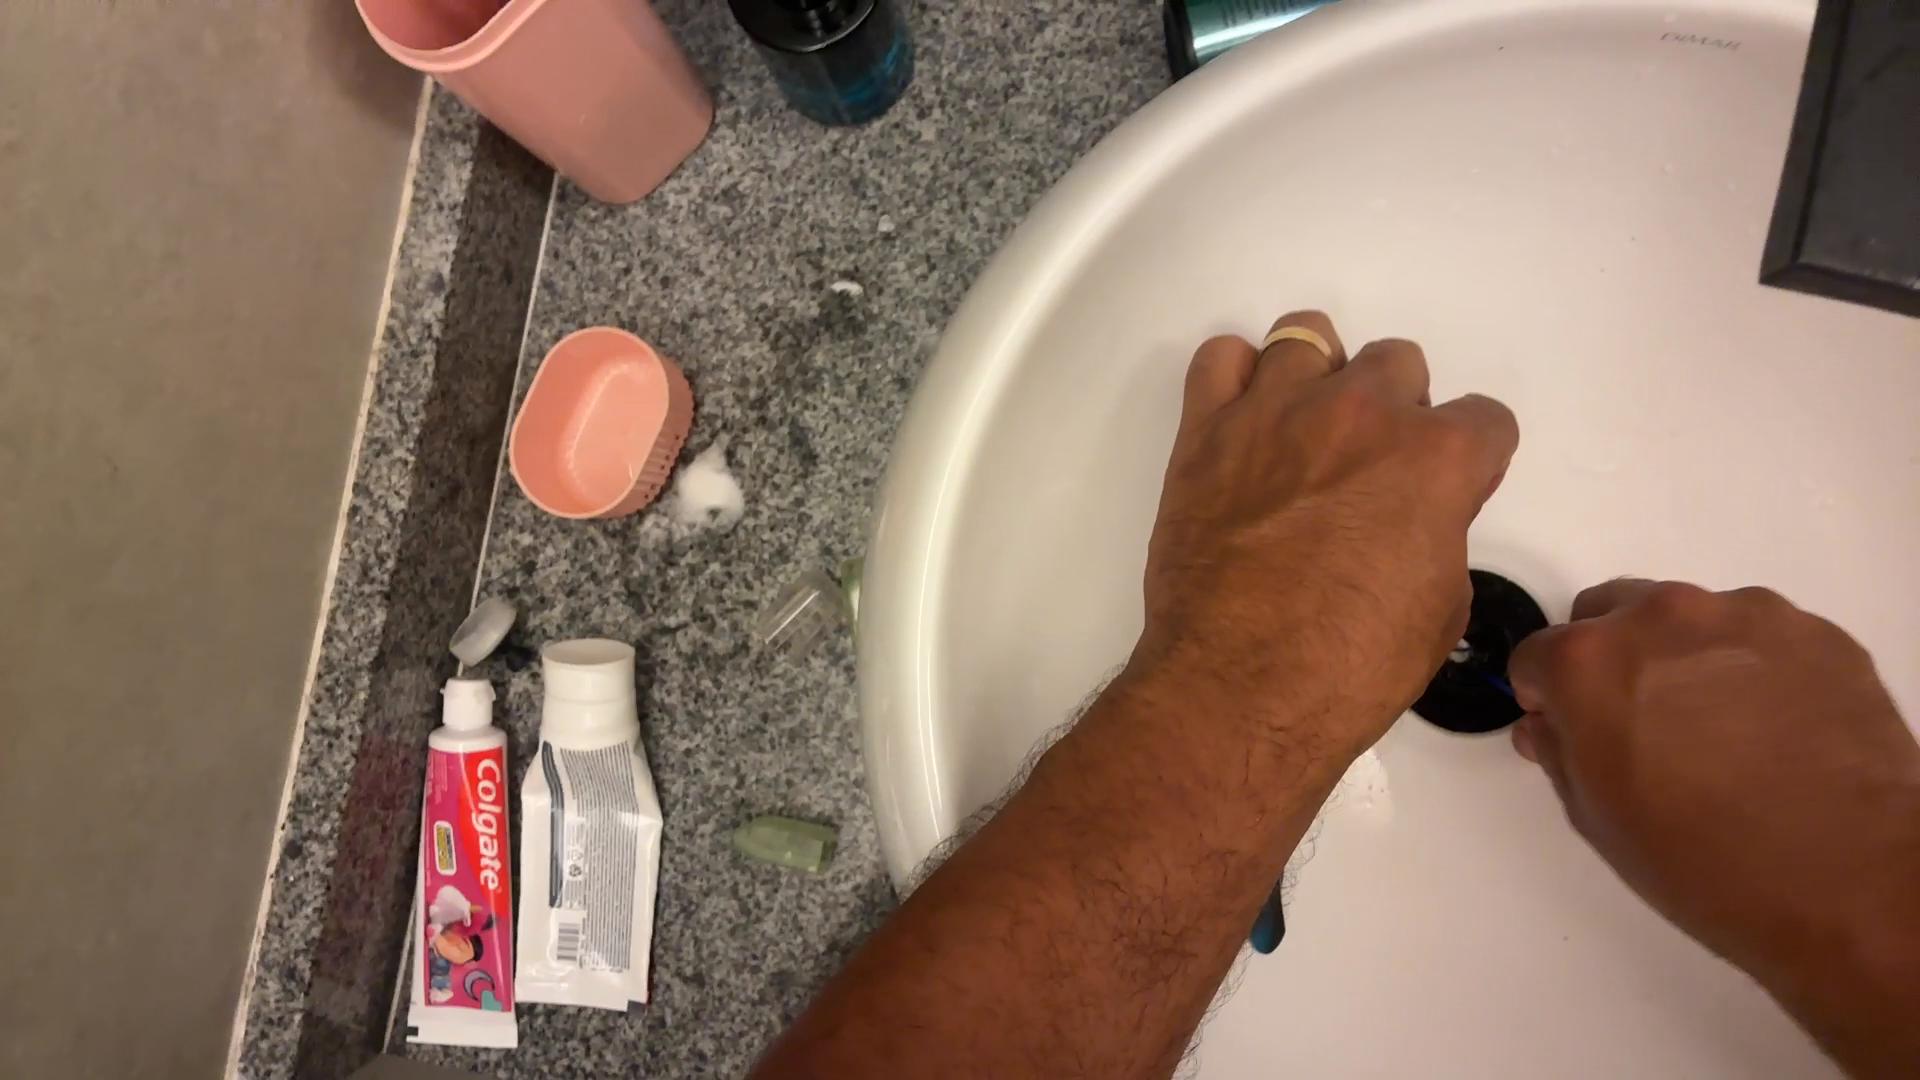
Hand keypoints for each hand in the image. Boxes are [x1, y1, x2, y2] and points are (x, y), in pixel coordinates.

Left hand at [1136, 312, 1518, 759]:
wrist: (1237, 682)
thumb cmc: (1348, 664)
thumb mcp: (1438, 605)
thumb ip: (1433, 529)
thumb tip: (1408, 513)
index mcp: (1436, 457)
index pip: (1481, 418)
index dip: (1464, 458)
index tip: (1434, 490)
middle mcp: (1359, 413)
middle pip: (1395, 364)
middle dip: (1389, 412)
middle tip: (1356, 468)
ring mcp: (1274, 413)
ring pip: (1308, 337)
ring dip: (1315, 378)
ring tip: (1296, 433)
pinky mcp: (1204, 431)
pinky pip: (1218, 359)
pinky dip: (1232, 378)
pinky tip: (1237, 420)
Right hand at [1510, 579, 1919, 1074]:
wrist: (1858, 889)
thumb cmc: (1695, 853)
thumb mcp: (1587, 809)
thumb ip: (1555, 746)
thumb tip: (1551, 724)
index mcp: (1582, 659)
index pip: (1533, 656)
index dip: (1545, 697)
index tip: (1569, 728)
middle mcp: (1653, 618)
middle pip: (1601, 612)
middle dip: (1605, 657)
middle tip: (1636, 716)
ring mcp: (1742, 618)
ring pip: (1679, 616)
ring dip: (1675, 653)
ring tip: (1712, 718)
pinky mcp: (1818, 634)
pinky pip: (1754, 632)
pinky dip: (1745, 662)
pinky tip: (1766, 720)